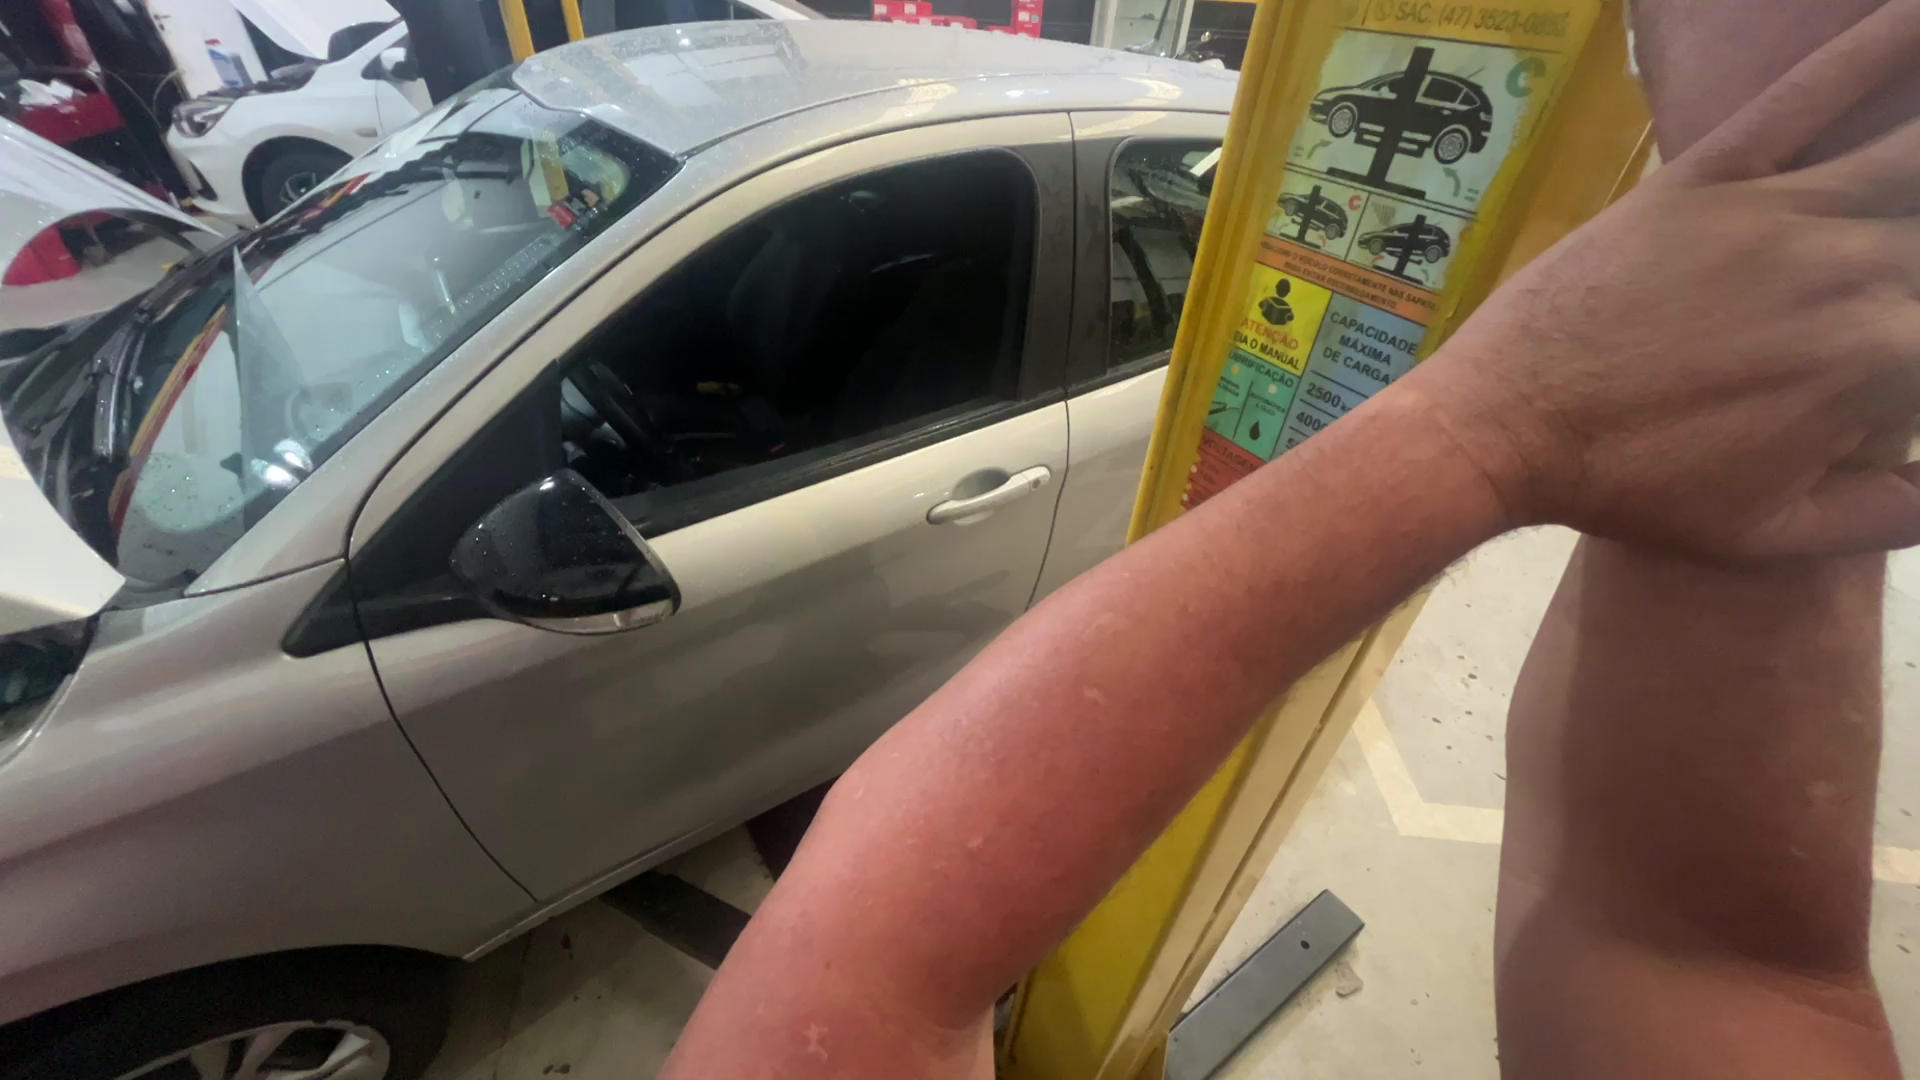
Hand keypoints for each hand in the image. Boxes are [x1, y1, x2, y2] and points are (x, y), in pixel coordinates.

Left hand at [1401, 11, 1919, 559]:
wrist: (1492, 436)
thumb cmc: (1613, 489)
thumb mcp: (1757, 533)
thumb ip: (1888, 512)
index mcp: (1891, 358)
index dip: (1917, 337)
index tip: (1896, 337)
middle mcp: (1860, 271)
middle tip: (1886, 274)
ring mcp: (1774, 218)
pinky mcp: (1692, 189)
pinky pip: (1803, 97)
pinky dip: (1878, 46)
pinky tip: (1915, 13)